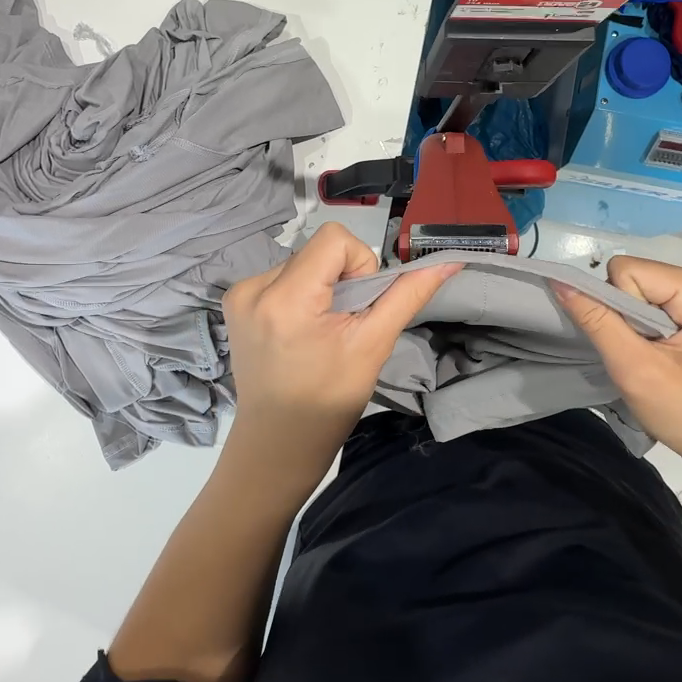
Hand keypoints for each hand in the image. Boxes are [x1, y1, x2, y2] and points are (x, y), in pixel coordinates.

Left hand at [223, 223, 458, 467]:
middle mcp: (254, 287)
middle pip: (317, 251)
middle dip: (340, 280)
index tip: (358, 306)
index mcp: (286, 298)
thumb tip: (446, 263)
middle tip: (340, 325)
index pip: (334, 239)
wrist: (278, 442)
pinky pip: (280, 277)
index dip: (359, 265)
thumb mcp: (373, 346)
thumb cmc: (329, 401)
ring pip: (301, 263)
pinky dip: (299, 296)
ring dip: (319, 288)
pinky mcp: (235, 303)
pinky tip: (298, 332)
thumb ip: (406, 296)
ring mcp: (240, 294)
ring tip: (318, 333)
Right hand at [553, 257, 681, 471]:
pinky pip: (650, 294)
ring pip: (638, 285)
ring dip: (635, 320)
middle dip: (628, 314)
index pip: (628, 272)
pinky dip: (646, 322)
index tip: (640, 347)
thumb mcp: (635, 370)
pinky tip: (664, 348)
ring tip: (658, 354)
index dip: (618, 309)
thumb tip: (559, 280)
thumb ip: (596, 320)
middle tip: (650, 354)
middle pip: (634, 275)